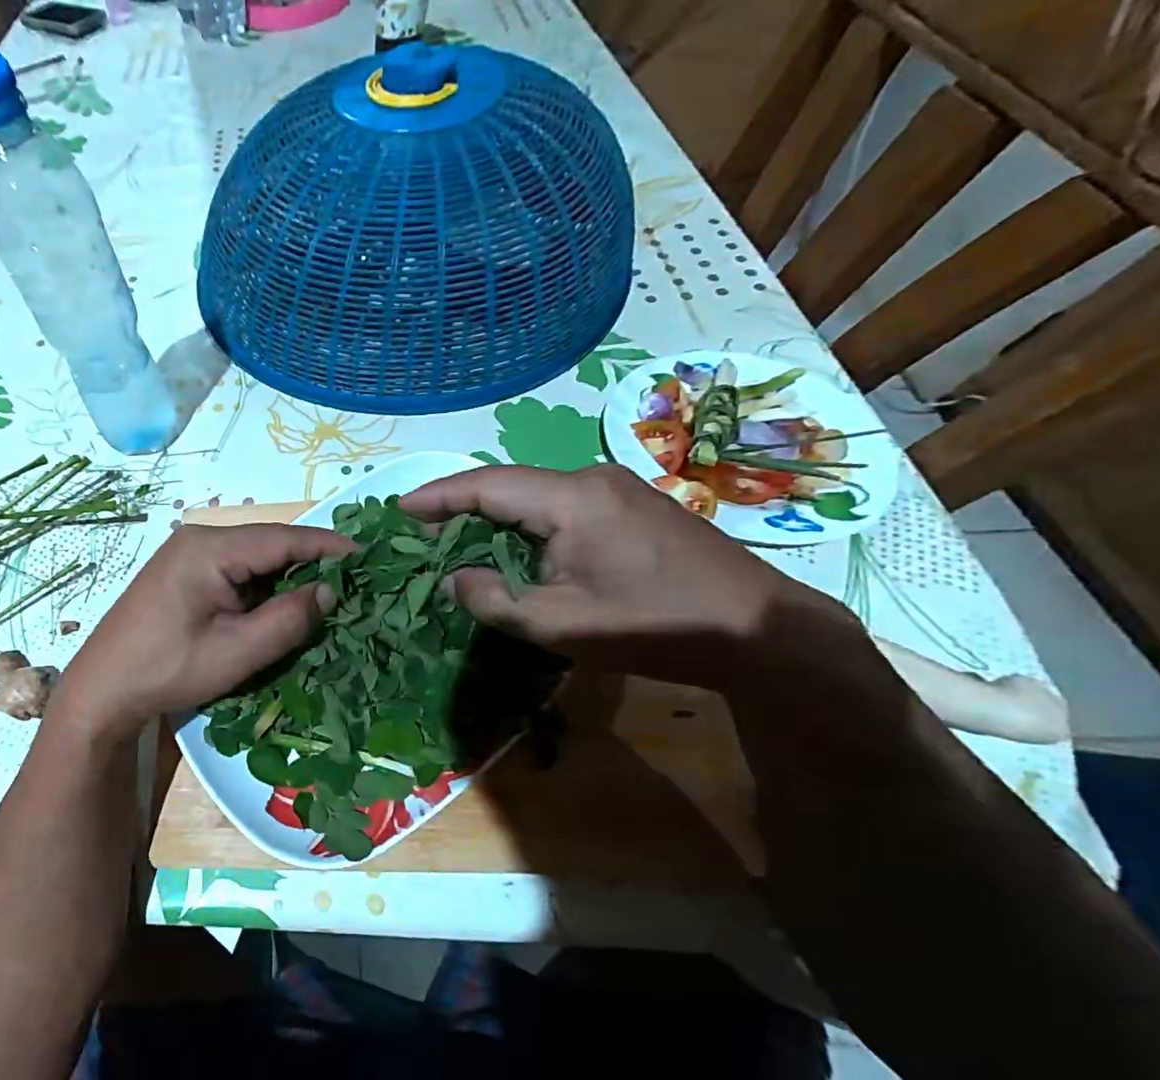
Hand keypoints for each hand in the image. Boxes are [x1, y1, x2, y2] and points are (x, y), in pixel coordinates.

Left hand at [48, 523, 355, 737]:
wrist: (102, 689)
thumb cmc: (167, 670)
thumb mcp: (236, 651)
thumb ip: (288, 619)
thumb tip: (329, 591)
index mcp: (209, 549)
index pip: (283, 538)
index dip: (328, 546)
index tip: (368, 557)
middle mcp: (198, 540)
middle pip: (268, 545)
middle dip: (310, 564)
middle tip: (352, 586)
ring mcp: (187, 555)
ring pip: (253, 559)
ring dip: (286, 579)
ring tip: (325, 599)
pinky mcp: (183, 574)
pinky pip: (234, 572)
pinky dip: (261, 588)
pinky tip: (281, 607)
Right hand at [400, 465, 856, 688]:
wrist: (760, 630)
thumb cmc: (651, 626)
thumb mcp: (559, 624)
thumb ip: (494, 600)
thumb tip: (456, 579)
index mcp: (569, 498)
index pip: (486, 485)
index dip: (437, 495)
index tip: (399, 509)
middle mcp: (591, 478)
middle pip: (509, 485)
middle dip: (462, 507)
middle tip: (422, 534)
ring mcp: (618, 489)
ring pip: (537, 496)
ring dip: (496, 517)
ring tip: (460, 543)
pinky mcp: (635, 506)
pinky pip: (564, 506)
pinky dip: (529, 524)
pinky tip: (518, 549)